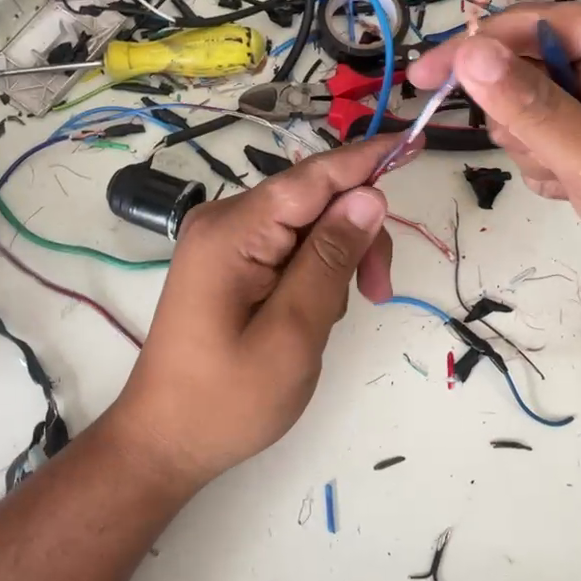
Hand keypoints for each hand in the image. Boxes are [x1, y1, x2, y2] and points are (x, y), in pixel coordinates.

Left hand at [101, 139, 396, 490]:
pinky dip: (313, 272)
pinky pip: (287, 247)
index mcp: (232, 231)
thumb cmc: (228, 399)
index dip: (366, 159)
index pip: (312, 177)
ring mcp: (222, 241)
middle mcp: (224, 221)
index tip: (415, 140)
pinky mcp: (227, 262)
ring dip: (337, 260)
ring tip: (333, 320)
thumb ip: (331, 260)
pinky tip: (311, 314)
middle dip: (355, 236)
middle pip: (313, 200)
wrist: (165, 440)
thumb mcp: (293, 332)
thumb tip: (369, 195)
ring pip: (305, 225)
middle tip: (379, 292)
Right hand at [408, 3, 580, 287]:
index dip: (474, 47)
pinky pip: (537, 125)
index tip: (422, 78)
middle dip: (519, 117)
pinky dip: (543, 159)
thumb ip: (532, 107)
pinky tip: (576, 184)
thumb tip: (470, 53)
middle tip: (545, 159)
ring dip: (532, 144)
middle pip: (522, 62)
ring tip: (570, 177)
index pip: (532, 23)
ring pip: (522, 98)